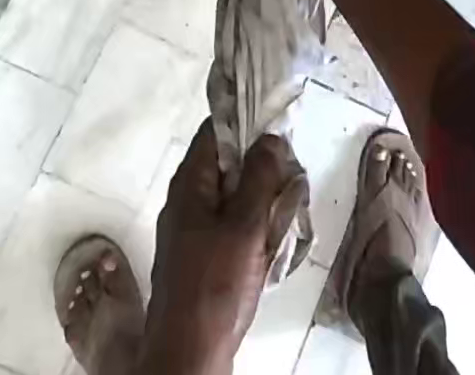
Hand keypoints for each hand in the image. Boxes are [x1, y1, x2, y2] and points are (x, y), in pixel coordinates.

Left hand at [140, 121, 299, 374]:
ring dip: (257, 196)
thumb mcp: (244, 226)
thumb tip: (270, 137)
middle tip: (290, 172)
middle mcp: (185, 198)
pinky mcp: (198, 254)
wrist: (189, 354)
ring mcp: (190, 227)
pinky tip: (271, 239)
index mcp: (190, 182)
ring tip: (286, 205)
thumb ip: (259, 178)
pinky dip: (249, 222)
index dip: (245, 122)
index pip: (215, 131)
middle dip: (258, 164)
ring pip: (229, 195)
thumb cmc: (216, 284)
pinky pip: (227, 223)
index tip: (277, 126)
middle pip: (224, 163)